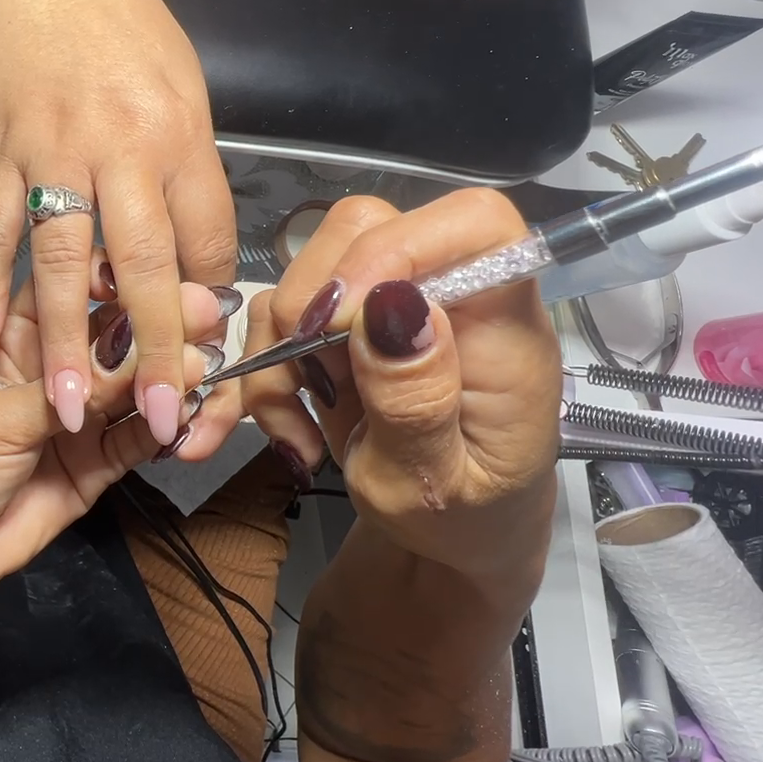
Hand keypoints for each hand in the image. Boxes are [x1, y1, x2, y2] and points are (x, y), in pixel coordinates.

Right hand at [0, 0, 236, 452]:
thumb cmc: (119, 23)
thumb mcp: (182, 85)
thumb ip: (187, 170)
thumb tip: (188, 251)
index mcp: (178, 133)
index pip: (205, 238)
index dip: (207, 301)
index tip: (204, 350)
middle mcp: (119, 150)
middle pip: (144, 266)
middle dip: (154, 350)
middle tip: (158, 419)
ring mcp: (52, 157)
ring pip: (63, 264)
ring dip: (65, 342)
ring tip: (66, 409)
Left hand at [0, 255, 232, 592]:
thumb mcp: (0, 421)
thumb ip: (72, 390)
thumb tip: (144, 356)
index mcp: (16, 342)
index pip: (66, 291)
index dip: (107, 276)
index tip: (147, 274)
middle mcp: (56, 371)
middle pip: (114, 335)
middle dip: (156, 325)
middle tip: (204, 317)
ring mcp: (80, 416)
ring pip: (136, 385)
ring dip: (168, 378)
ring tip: (201, 371)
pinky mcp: (98, 462)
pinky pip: (140, 439)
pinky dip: (166, 430)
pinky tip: (186, 420)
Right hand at [199, 191, 561, 578]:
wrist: (446, 537)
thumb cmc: (463, 520)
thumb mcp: (435, 484)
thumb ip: (416, 400)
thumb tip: (394, 305)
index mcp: (499, 325)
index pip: (471, 224)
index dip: (394, 249)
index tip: (339, 321)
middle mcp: (443, 296)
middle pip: (361, 230)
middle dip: (307, 306)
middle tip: (308, 381)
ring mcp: (386, 308)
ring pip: (304, 271)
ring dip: (277, 350)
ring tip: (296, 420)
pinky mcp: (342, 328)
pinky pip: (276, 317)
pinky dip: (263, 369)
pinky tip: (288, 420)